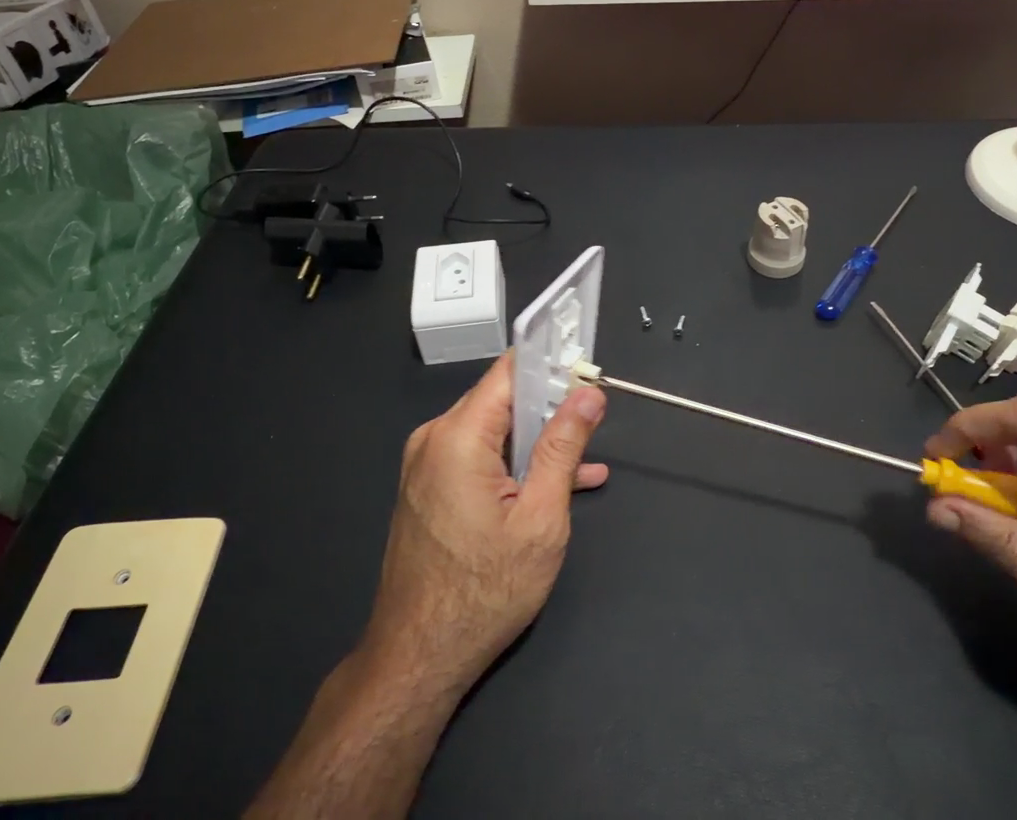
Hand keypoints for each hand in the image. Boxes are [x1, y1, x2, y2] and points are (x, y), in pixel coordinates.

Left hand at [361, 353, 607, 689]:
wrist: (420, 653)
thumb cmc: (486, 591)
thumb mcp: (540, 518)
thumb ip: (562, 448)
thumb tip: (587, 394)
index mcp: (458, 437)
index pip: (509, 371)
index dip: (552, 363)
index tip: (589, 368)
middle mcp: (434, 440)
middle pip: (500, 401)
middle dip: (549, 406)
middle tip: (595, 419)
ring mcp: (425, 465)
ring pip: (493, 432)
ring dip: (537, 442)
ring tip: (586, 460)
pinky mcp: (428, 489)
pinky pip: (478, 459)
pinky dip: (514, 466)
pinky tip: (557, 485)